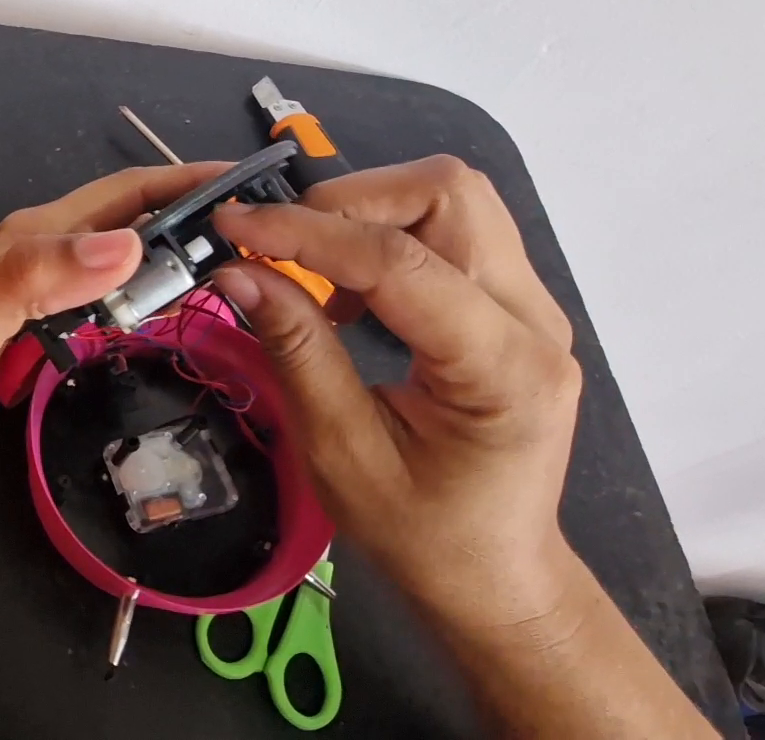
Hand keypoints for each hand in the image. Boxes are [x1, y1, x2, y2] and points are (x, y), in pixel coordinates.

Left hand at [0, 162, 229, 461]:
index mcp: (36, 234)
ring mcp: (37, 279)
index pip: (123, 193)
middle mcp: (42, 246)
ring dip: (168, 250)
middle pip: (127, 217)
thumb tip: (129, 246)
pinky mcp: (34, 311)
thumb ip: (38, 277)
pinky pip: (101, 287)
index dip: (182, 181)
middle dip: (188, 213)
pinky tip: (158, 308)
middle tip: (251, 235)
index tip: (244, 184)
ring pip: (117, 251)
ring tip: (223, 267)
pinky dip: (139, 287)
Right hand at [209, 155, 583, 633]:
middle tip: (279, 243)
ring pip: (448, 196)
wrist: (496, 571)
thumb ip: (296, 349)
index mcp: (501, 368)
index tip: (231, 226)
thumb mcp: (339, 450)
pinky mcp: (508, 300)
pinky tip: (346, 288)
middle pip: (447, 193)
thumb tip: (236, 271)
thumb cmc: (419, 531)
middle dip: (347, 201)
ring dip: (364, 210)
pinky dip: (379, 232)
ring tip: (310, 261)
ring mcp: (529, 303)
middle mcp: (532, 318)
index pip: (399, 262)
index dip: (306, 232)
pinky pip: (444, 226)